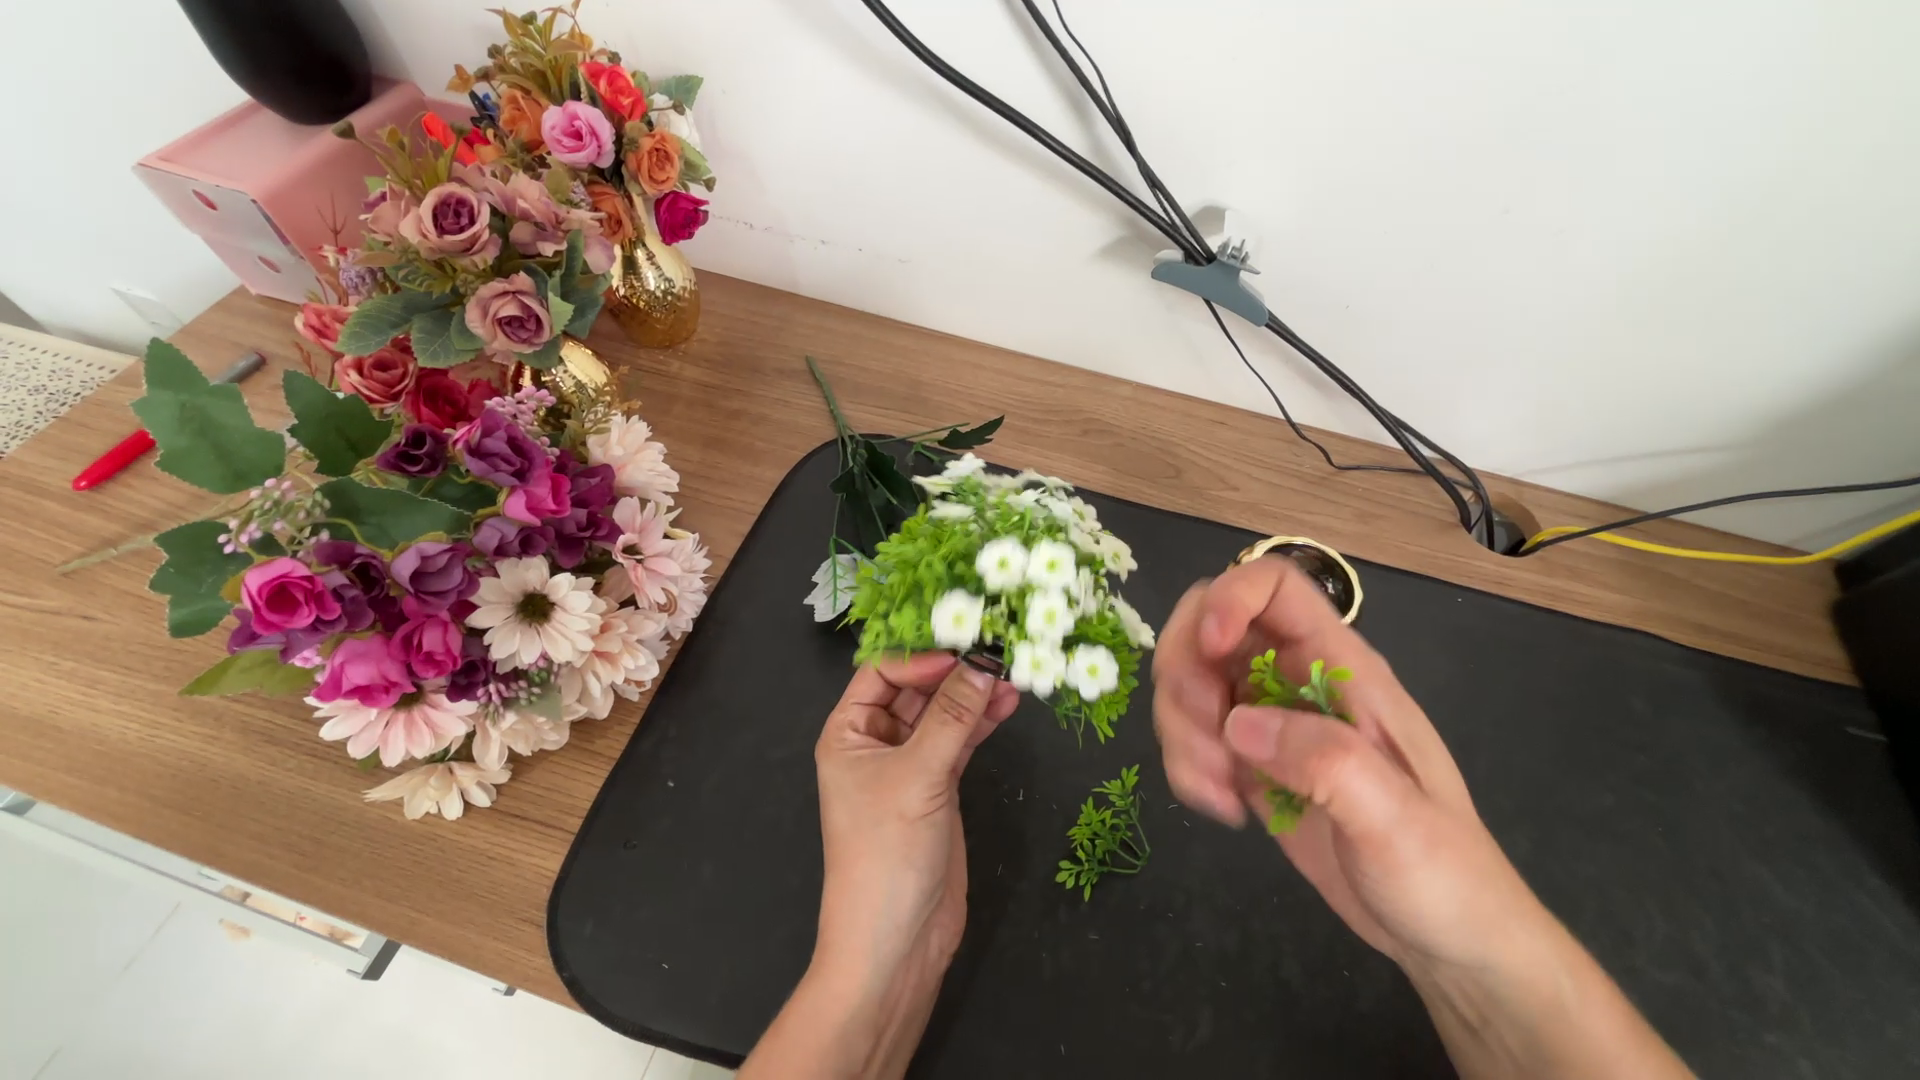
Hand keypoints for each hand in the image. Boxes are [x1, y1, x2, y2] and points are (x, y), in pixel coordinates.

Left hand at [742, 653, 1018, 1079]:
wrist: (896, 941)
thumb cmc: (887, 851)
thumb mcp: (917, 776)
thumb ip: (953, 716)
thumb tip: (985, 662)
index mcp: (849, 731)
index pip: (882, 672)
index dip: (921, 656)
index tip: (965, 649)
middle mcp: (875, 741)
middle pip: (916, 689)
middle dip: (955, 671)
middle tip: (1001, 651)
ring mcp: (909, 765)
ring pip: (943, 714)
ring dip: (975, 696)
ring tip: (1015, 676)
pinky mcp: (939, 786)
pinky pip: (960, 741)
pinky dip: (983, 723)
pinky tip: (1008, 705)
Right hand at [1151, 558, 1548, 974]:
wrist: (1446, 937)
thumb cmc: (1444, 874)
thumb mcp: (1398, 820)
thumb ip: (1326, 761)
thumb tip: (1239, 725)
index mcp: (1344, 670)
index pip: (1275, 588)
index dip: (1229, 598)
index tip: (1208, 652)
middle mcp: (1297, 681)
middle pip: (1207, 628)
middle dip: (1184, 674)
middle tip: (1202, 734)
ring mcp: (1268, 722)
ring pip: (1189, 684)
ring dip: (1182, 732)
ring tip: (1219, 793)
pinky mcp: (1248, 764)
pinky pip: (1192, 738)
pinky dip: (1186, 766)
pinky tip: (1224, 809)